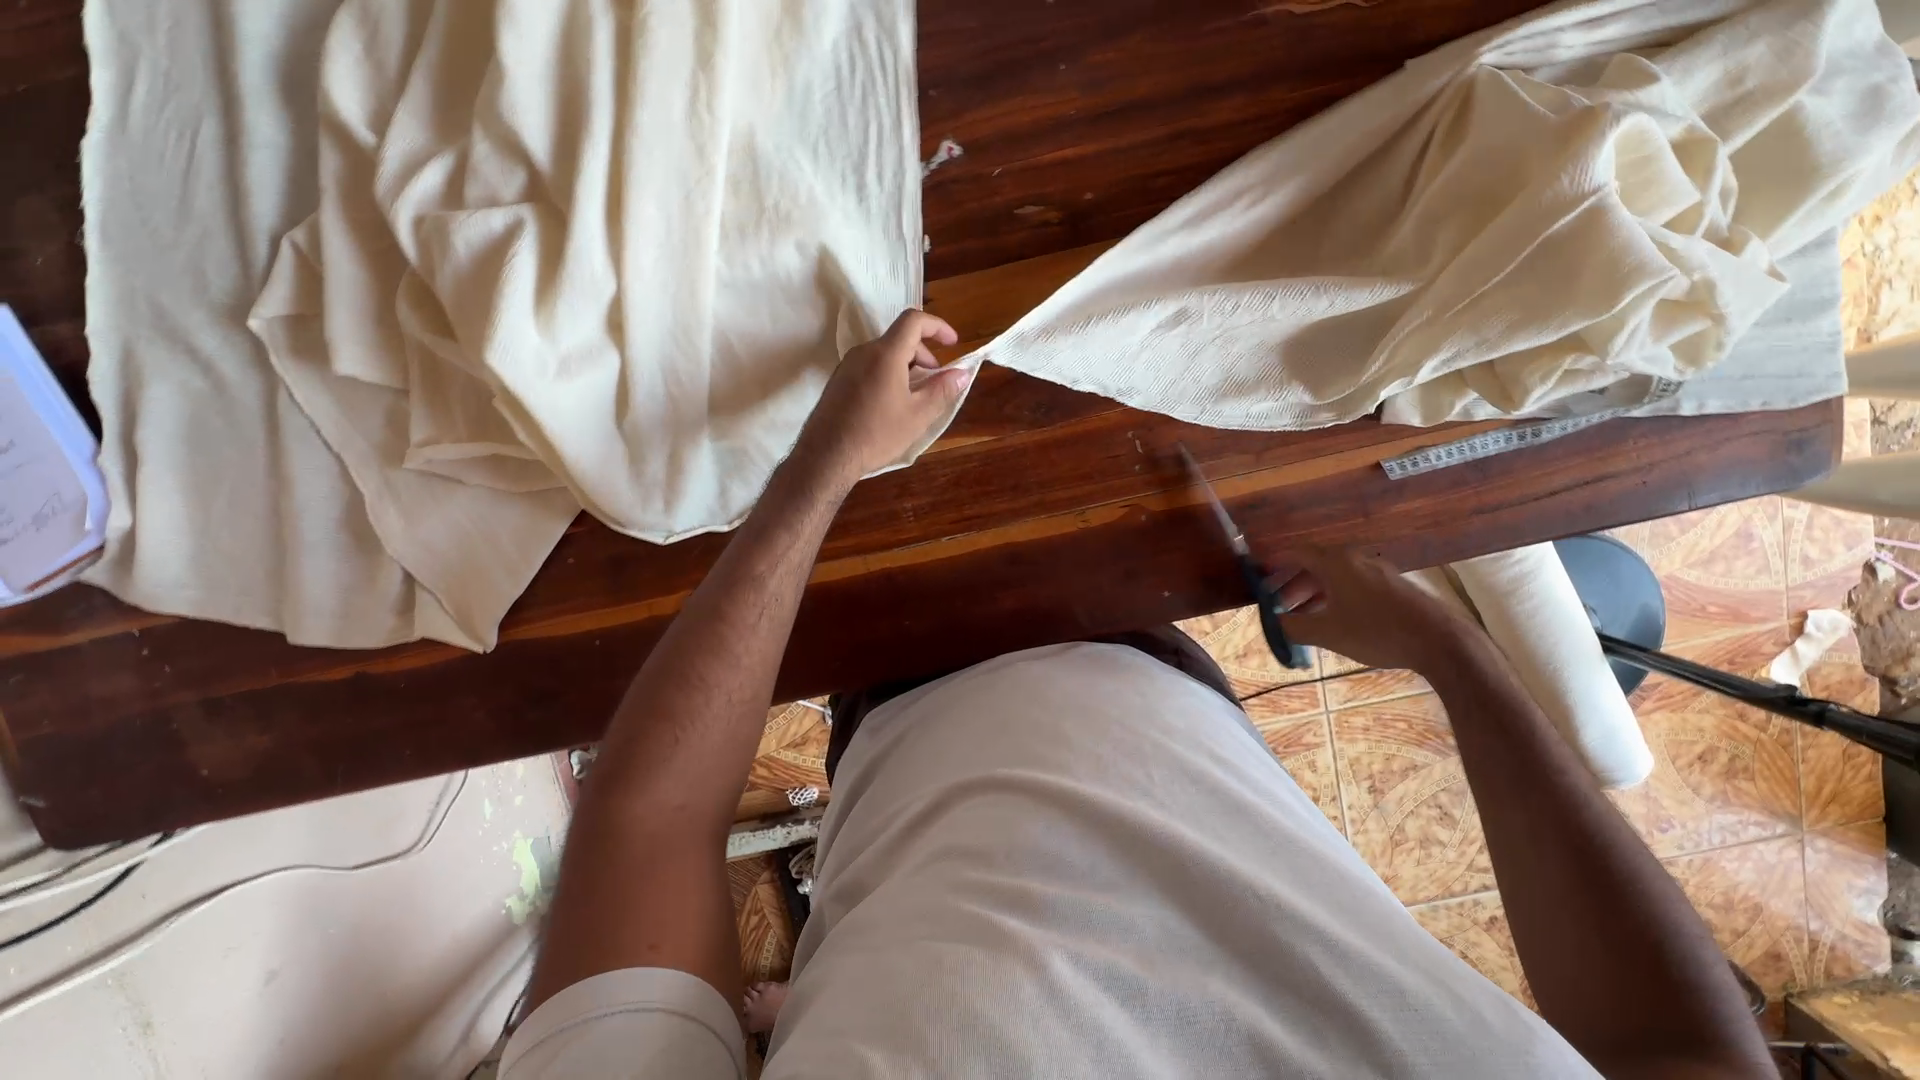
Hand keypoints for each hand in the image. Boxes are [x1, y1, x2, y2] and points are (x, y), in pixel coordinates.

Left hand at [791, 310, 971, 486]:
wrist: (826, 456)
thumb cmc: (876, 435)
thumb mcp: (917, 416)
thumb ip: (942, 390)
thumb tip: (962, 373)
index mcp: (885, 354)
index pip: (914, 321)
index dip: (938, 326)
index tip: (952, 343)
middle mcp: (864, 352)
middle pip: (899, 339)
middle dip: (924, 354)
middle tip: (935, 381)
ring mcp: (847, 365)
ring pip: (883, 354)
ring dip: (905, 366)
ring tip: (914, 396)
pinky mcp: (837, 380)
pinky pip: (869, 366)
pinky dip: (887, 374)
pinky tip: (890, 405)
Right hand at [1263, 547, 1483, 673]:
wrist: (1439, 641)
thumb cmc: (1376, 632)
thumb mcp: (1326, 633)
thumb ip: (1293, 627)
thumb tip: (1273, 623)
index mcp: (1337, 563)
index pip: (1298, 553)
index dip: (1276, 562)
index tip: (1260, 573)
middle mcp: (1356, 560)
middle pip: (1316, 565)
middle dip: (1292, 584)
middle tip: (1276, 603)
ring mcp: (1378, 573)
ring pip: (1336, 577)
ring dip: (1314, 593)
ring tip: (1301, 616)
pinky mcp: (1393, 588)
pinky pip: (1353, 585)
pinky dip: (1335, 597)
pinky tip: (1333, 620)